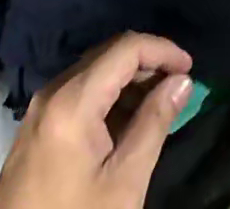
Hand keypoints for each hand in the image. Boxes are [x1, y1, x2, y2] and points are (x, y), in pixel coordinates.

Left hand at [0, 32, 194, 208]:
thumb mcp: (124, 182)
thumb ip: (154, 123)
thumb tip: (182, 81)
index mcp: (73, 99)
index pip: (124, 48)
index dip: (162, 50)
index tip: (191, 67)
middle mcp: (53, 90)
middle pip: (108, 53)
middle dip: (148, 61)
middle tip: (180, 83)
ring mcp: (42, 107)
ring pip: (94, 71)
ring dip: (130, 78)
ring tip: (162, 100)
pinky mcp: (38, 125)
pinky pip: (80, 92)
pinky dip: (110, 94)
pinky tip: (131, 117)